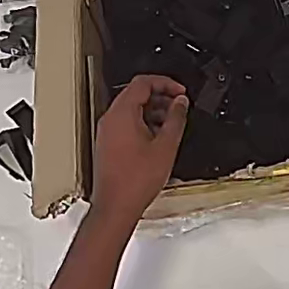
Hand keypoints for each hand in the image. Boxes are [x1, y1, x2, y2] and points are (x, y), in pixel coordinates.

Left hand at [91, 75, 188, 222]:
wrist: (116, 205)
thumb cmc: (135, 180)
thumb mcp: (166, 145)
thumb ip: (176, 118)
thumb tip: (181, 103)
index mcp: (122, 114)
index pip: (143, 83)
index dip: (165, 83)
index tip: (180, 91)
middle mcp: (110, 119)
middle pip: (135, 94)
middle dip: (160, 96)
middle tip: (179, 105)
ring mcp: (107, 132)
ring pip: (131, 109)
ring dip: (153, 110)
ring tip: (172, 122)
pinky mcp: (108, 143)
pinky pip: (126, 123)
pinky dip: (144, 122)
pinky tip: (159, 137)